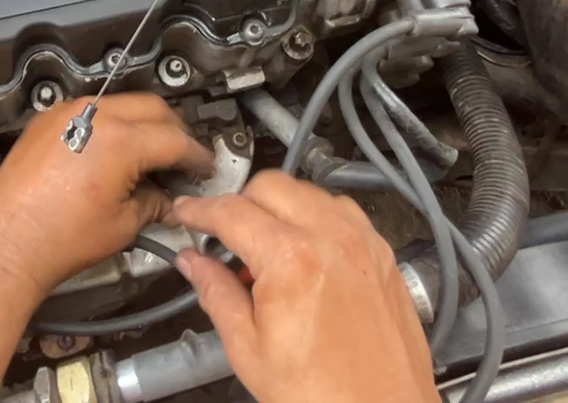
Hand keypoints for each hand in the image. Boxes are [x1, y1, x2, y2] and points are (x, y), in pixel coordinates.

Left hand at [0, 93, 214, 299]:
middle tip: (183, 156)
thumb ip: (153, 202)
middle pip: (152, 108)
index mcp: (119, 141)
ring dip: (141, 123)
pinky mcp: (48, 120)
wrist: (8, 243)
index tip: (202, 165)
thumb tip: (166, 197)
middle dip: (174, 130)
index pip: (174, 139)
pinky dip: (109, 123)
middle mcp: (93, 116)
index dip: (196, 155)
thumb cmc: (56, 238)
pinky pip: (90, 110)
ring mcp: (67, 113)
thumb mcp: (123, 225)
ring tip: (148, 154)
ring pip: (120, 103)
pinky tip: (113, 149)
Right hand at [170, 172, 438, 402]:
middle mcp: (330, 238)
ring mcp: (361, 241)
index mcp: (292, 259)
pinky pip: (339, 210)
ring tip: (264, 246)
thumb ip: (216, 294)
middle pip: (268, 185)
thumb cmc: (326, 398)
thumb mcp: (250, 351)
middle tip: (223, 234)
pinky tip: (303, 248)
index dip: (199, 210)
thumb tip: (193, 262)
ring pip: (304, 189)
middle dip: (239, 203)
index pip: (230, 212)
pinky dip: (314, 216)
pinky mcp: (381, 253)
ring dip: (277, 205)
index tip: (186, 212)